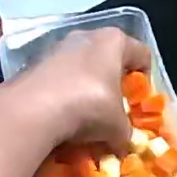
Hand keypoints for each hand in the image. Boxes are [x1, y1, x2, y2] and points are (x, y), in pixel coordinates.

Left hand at [6, 28, 150, 148]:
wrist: (32, 110)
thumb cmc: (90, 106)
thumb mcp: (118, 127)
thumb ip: (125, 131)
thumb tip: (123, 141)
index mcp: (114, 42)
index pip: (142, 55)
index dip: (145, 79)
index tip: (140, 100)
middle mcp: (86, 36)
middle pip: (109, 58)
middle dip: (114, 83)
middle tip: (116, 108)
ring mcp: (57, 47)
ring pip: (82, 67)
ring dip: (87, 88)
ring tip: (87, 115)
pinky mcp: (34, 62)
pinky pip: (59, 78)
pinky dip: (64, 94)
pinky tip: (63, 116)